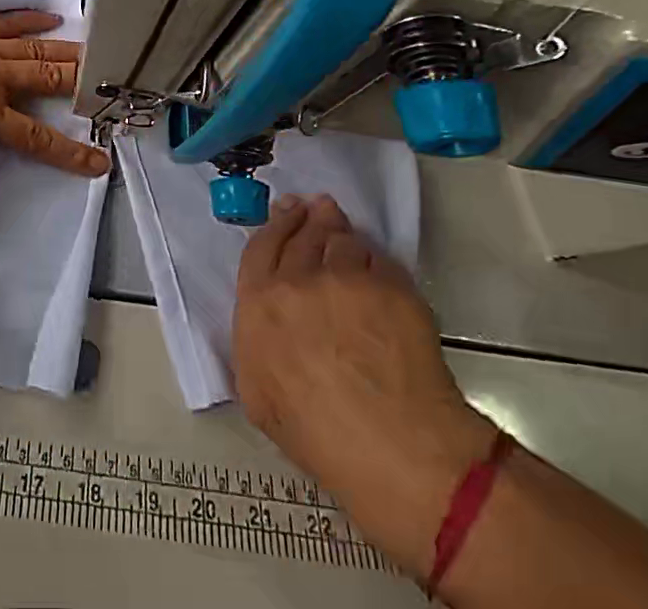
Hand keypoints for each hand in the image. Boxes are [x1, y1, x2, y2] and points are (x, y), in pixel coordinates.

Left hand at [0, 9, 108, 253]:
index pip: (37, 139)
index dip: (70, 152)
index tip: (101, 161)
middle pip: (48, 81)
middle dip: (84, 86)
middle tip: (117, 85)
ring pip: (36, 49)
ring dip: (69, 51)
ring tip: (100, 51)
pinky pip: (4, 21)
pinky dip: (28, 19)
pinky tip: (51, 16)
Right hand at [232, 194, 496, 571]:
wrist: (387, 440)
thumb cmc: (309, 425)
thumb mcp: (253, 387)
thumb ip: (253, 342)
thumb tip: (263, 327)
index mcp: (257, 301)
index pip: (261, 247)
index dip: (274, 225)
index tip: (285, 211)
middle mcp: (297, 280)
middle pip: (303, 234)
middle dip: (309, 217)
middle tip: (317, 207)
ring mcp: (348, 281)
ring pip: (344, 241)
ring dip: (342, 233)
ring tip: (344, 229)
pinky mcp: (394, 291)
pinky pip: (381, 261)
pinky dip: (374, 259)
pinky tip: (375, 266)